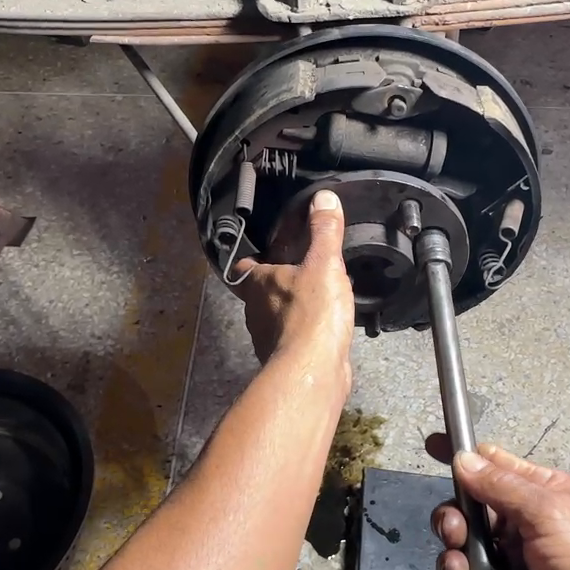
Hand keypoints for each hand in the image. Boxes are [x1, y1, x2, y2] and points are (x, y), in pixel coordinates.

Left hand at [229, 189, 354, 378]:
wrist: (313, 372)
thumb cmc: (312, 314)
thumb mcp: (324, 264)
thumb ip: (325, 231)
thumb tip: (324, 197)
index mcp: (257, 284)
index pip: (244, 267)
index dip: (253, 259)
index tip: (267, 252)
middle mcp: (255, 311)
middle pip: (260, 292)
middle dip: (277, 283)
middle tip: (301, 271)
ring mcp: (267, 338)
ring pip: (275, 317)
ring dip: (291, 308)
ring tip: (316, 298)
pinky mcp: (284, 359)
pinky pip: (292, 339)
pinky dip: (303, 332)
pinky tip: (323, 328)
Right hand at [427, 437, 569, 569]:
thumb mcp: (552, 514)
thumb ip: (502, 486)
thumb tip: (463, 458)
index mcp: (541, 494)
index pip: (494, 464)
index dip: (463, 458)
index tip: (430, 448)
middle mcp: (524, 528)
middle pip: (468, 515)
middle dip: (452, 525)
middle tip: (456, 539)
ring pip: (464, 558)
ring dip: (452, 568)